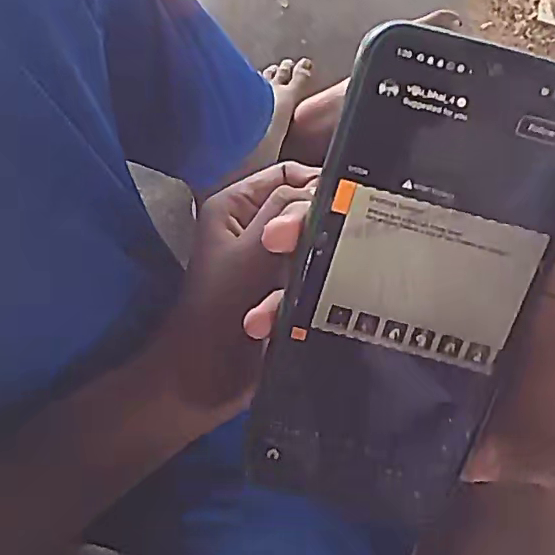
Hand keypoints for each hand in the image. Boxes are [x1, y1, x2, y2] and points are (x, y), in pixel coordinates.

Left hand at [153, 162, 318, 419]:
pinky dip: (318, 288)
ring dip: (320, 264)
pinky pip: (316, 275)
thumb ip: (285, 216)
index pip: (289, 175)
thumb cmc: (218, 313)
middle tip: (338, 249)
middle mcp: (253, 226)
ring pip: (316, 244)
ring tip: (313, 285)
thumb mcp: (250, 255)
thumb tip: (323, 188)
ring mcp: (270, 259)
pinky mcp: (285, 289)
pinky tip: (309, 307)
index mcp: (235, 206)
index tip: (348, 207)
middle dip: (322, 229)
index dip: (317, 186)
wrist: (206, 380)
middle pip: (307, 210)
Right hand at [244, 164, 554, 491]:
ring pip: (336, 254)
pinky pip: (321, 313)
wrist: (532, 482)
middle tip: (284, 227)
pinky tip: (263, 328)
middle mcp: (440, 253)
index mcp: (493, 234)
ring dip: (294, 254)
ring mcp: (400, 294)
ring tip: (268, 274)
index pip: (436, 168)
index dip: (381, 139)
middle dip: (318, 204)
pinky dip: (286, 313)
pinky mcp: (370, 337)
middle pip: (368, 206)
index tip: (328, 124)